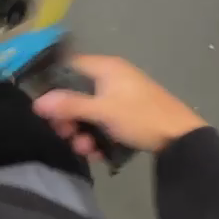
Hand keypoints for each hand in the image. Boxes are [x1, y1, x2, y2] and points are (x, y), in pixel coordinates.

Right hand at [33, 55, 206, 154]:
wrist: (181, 138)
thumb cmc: (140, 117)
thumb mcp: (102, 111)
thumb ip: (69, 105)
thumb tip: (37, 102)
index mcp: (106, 68)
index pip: (69, 66)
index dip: (53, 83)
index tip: (43, 106)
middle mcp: (111, 77)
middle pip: (76, 93)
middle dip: (68, 116)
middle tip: (64, 134)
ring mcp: (119, 96)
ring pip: (88, 111)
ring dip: (81, 131)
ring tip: (85, 149)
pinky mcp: (126, 114)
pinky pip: (102, 121)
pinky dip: (96, 135)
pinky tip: (97, 152)